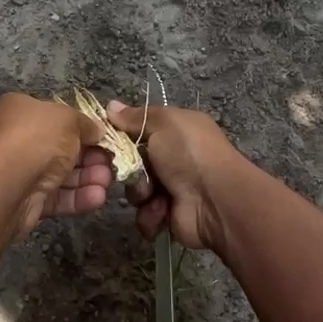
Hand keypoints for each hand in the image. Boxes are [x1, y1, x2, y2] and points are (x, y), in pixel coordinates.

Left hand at [0, 93, 112, 237]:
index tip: (102, 136)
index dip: (81, 126)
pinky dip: (77, 197)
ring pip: (60, 174)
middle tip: (111, 162)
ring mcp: (19, 172)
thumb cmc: (35, 137)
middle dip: (89, 156)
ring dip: (87, 178)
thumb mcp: (68, 118)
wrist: (5, 184)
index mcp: (19, 110)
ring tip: (108, 182)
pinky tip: (97, 198)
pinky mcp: (24, 201)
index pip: (54, 116)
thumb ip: (85, 124)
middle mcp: (16, 139)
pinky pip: (55, 197)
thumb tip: (97, 131)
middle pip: (60, 147)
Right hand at [107, 101, 251, 252]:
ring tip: (153, 195)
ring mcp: (172, 187)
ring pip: (136, 190)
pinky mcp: (169, 216)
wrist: (214, 200)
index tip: (108, 141)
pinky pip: (145, 215)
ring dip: (141, 193)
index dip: (123, 135)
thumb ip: (135, 116)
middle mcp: (174, 157)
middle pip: (134, 162)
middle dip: (130, 169)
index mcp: (177, 130)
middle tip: (133, 171)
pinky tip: (161, 212)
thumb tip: (110, 105)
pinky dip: (150, 215)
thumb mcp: (163, 122)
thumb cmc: (189, 152)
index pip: (141, 129)